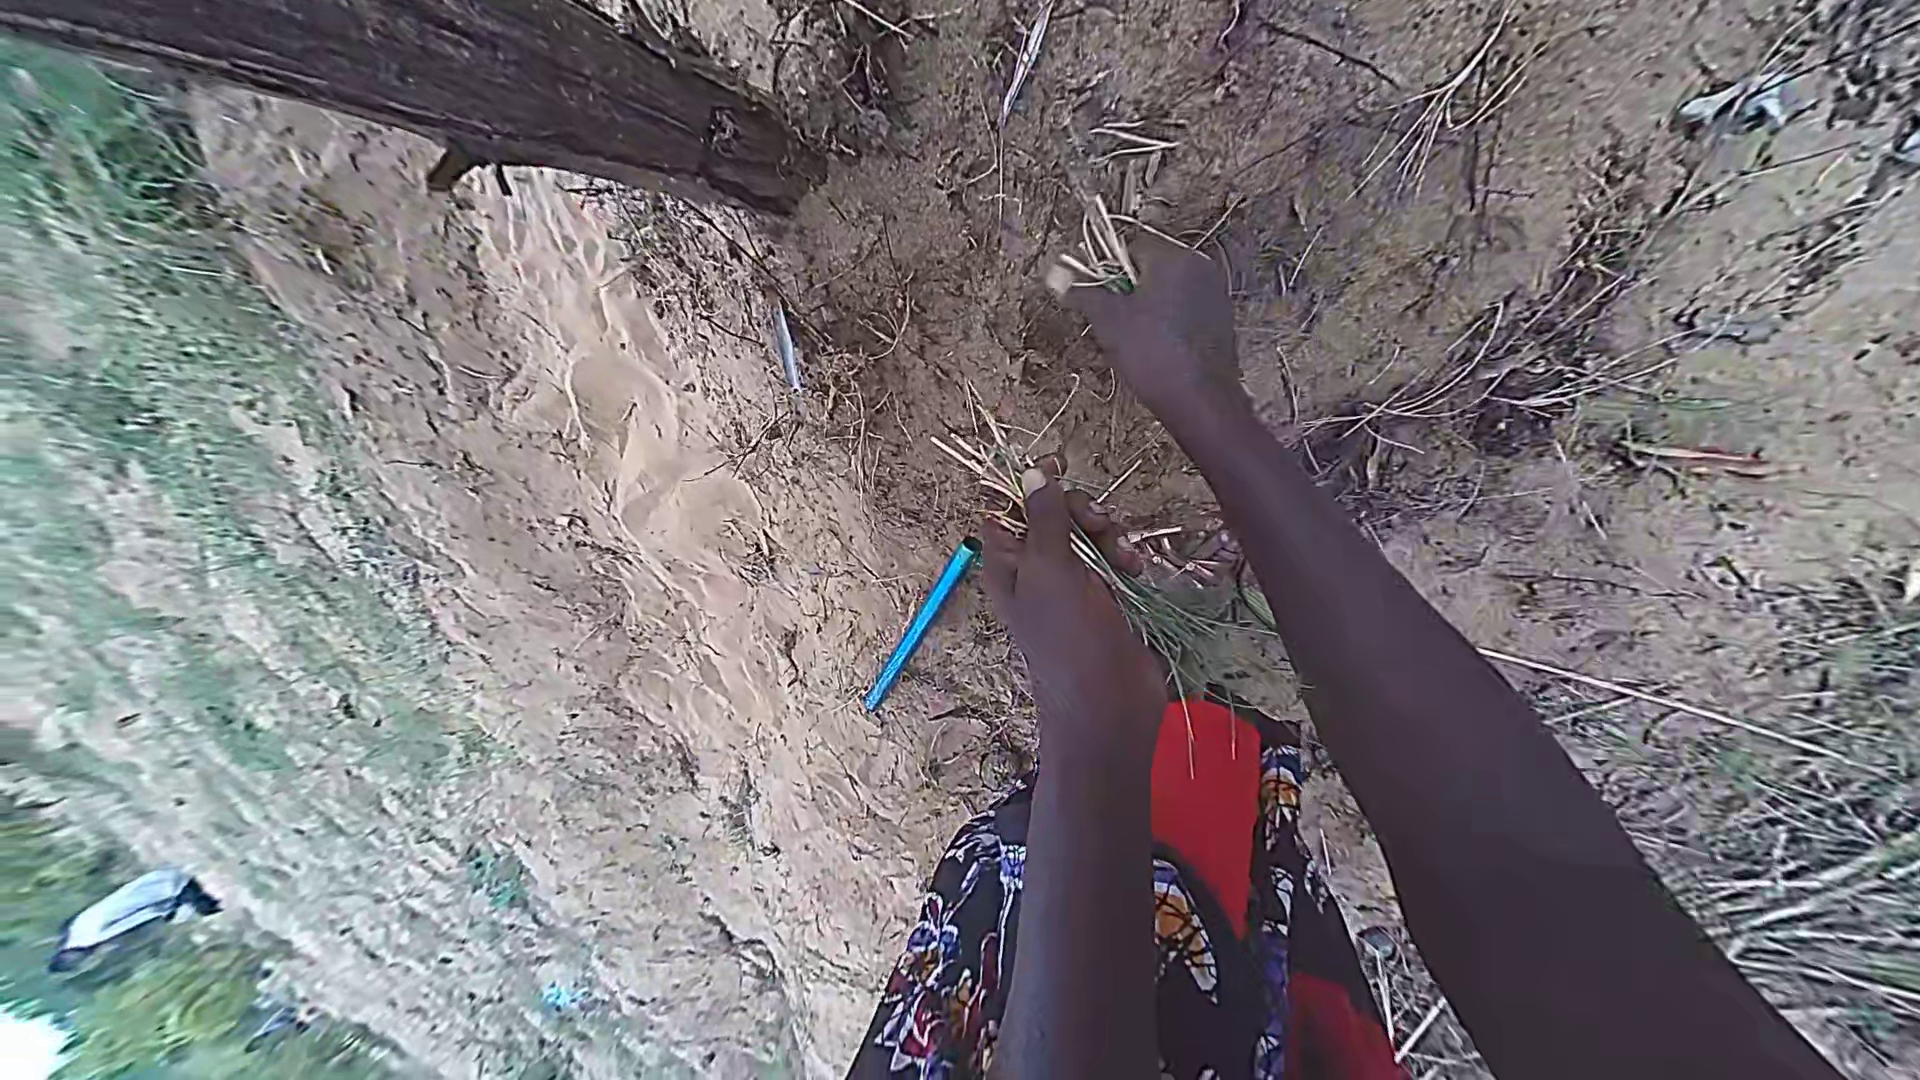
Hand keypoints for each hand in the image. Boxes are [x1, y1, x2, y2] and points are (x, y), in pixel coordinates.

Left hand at [980, 469, 1164, 752]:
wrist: (1110, 701)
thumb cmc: (1069, 636)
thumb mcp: (1051, 569)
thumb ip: (1045, 518)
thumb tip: (1032, 472)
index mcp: (1006, 561)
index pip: (1006, 507)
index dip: (1028, 484)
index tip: (1058, 463)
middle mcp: (1033, 567)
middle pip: (1052, 513)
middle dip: (1080, 511)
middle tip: (1099, 524)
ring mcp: (1069, 581)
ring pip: (1085, 532)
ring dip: (1109, 536)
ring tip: (1125, 559)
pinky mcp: (1101, 593)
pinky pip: (1109, 556)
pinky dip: (1123, 556)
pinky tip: (1135, 570)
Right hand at [1055, 235, 1249, 425]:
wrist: (1198, 398)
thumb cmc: (1152, 354)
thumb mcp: (1108, 321)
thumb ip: (1084, 292)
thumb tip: (1057, 274)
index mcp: (1173, 258)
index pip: (1132, 245)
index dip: (1109, 270)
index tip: (1099, 298)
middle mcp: (1200, 267)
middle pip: (1152, 268)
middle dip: (1128, 290)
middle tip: (1113, 322)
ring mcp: (1215, 294)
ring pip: (1168, 290)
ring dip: (1147, 307)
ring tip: (1134, 341)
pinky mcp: (1221, 320)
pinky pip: (1185, 309)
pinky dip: (1168, 322)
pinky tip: (1157, 350)